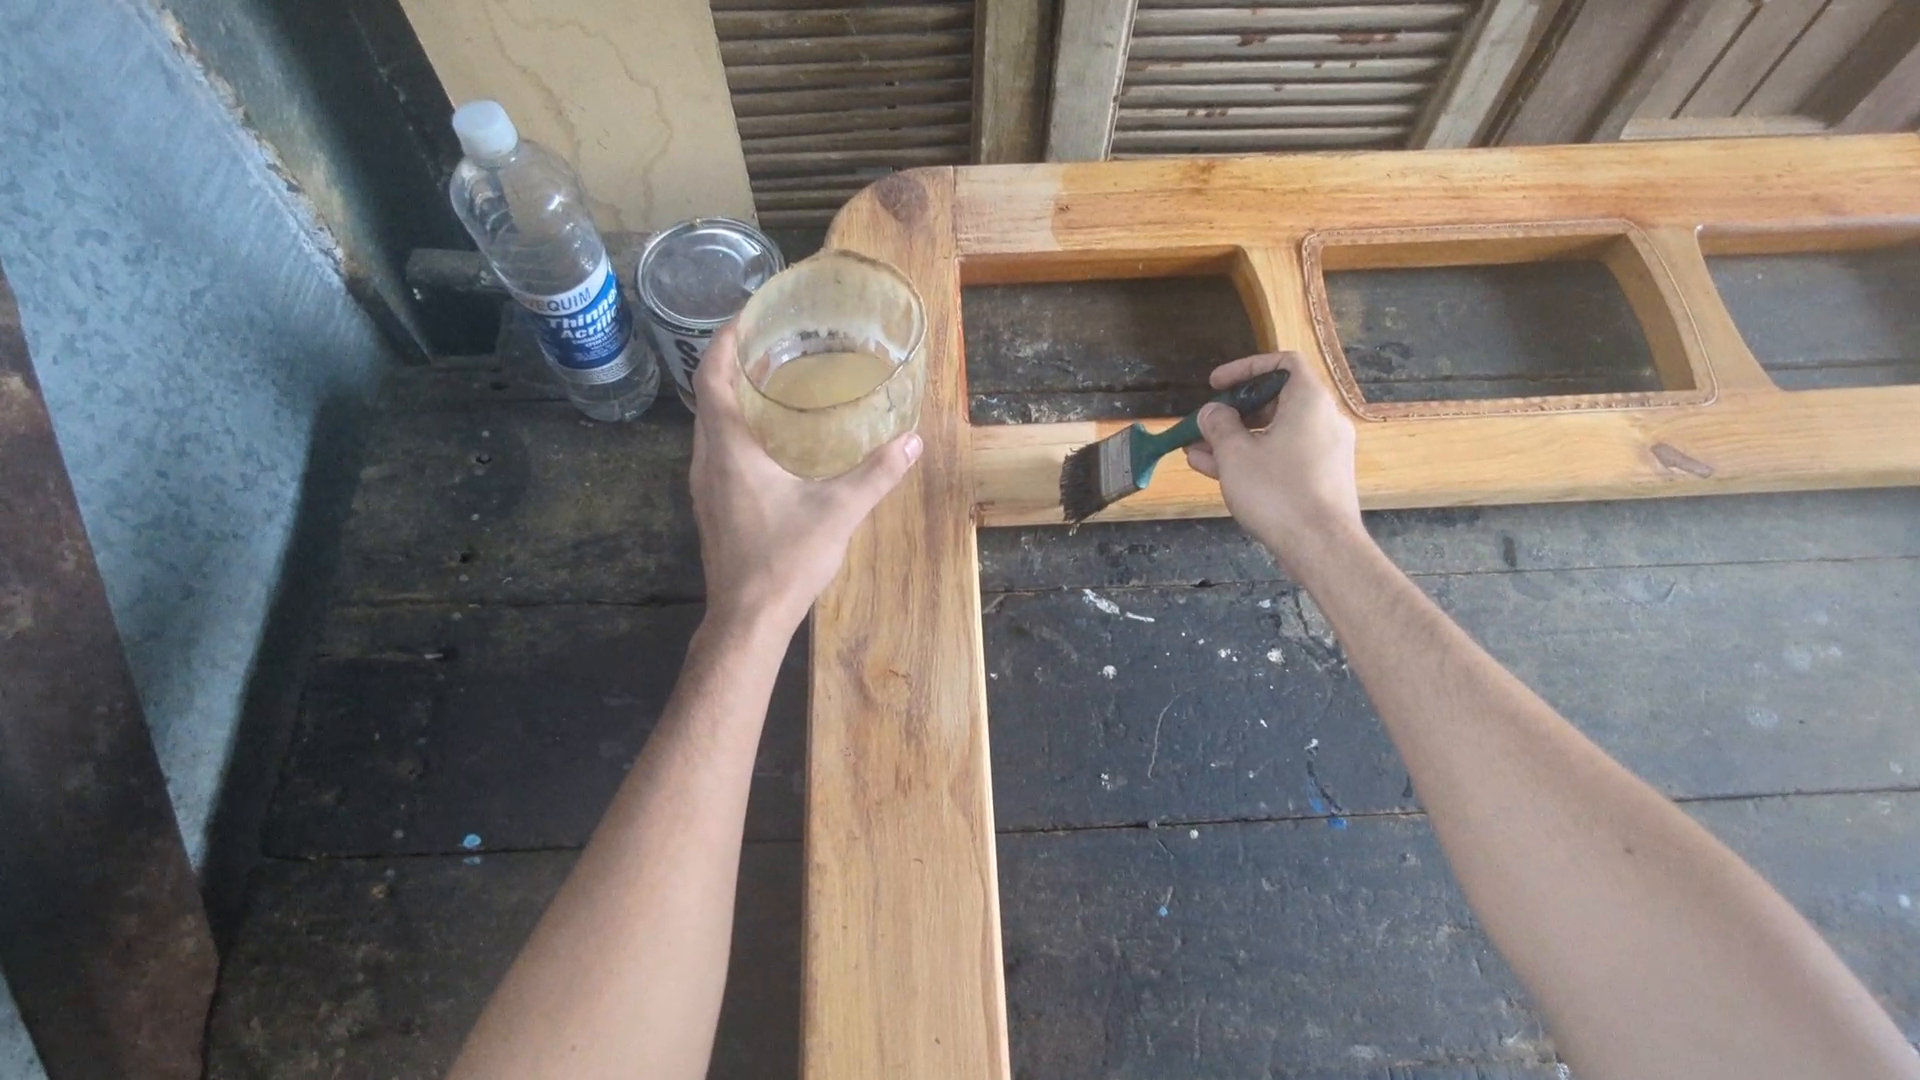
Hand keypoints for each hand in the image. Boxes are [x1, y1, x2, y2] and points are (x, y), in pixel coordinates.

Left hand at [689, 325, 922, 633]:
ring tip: (774, 384)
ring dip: (734, 399)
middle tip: (772, 346)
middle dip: (734, 365)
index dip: (726, 342)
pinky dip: (737, 431)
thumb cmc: (785, 559)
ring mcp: (705, 487)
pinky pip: (718, 452)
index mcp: (730, 449)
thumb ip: (876, 474)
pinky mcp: (712, 507)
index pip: (713, 378)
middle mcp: (708, 461)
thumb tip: (912, 441)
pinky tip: (771, 442)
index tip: (748, 317)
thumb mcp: (838, 512)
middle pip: (708, 398)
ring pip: (711, 427)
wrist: (748, 618)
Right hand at [1183, 352, 1364, 575]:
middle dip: (1233, 413)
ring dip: (1235, 440)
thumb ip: (1219, 426)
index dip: (1246, 368)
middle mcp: (1323, 421)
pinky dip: (1253, 459)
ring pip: (1274, 434)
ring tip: (1196, 453)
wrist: (1321, 546)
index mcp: (1309, 402)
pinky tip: (1215, 472)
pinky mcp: (1320, 479)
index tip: (1217, 384)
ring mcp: (1324, 452)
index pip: (1283, 364)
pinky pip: (1282, 457)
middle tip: (1203, 425)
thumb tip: (1212, 412)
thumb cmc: (1277, 492)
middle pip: (1275, 402)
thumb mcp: (1235, 455)